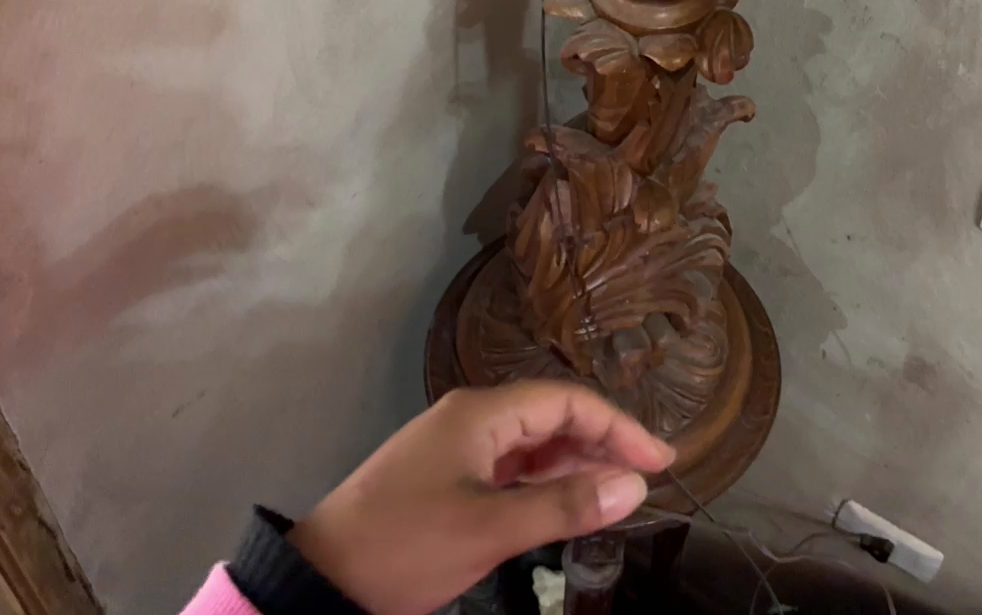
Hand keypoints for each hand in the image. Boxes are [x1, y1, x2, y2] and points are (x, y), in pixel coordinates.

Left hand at [289, 381, 674, 613]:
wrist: (321, 579)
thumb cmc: (406, 544)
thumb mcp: (489, 528)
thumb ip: (564, 505)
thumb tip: (634, 485)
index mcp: (482, 412)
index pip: (566, 402)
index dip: (617, 426)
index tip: (659, 458)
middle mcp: (474, 417)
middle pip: (552, 416)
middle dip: (602, 441)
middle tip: (648, 475)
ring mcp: (460, 446)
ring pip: (533, 443)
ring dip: (576, 461)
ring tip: (619, 488)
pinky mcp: (451, 475)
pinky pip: (512, 467)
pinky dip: (546, 481)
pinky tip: (570, 499)